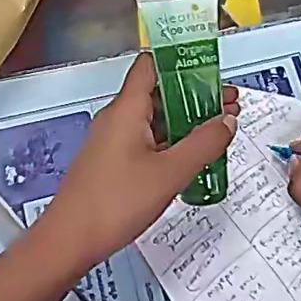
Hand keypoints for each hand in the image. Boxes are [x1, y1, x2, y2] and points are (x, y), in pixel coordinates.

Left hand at [32, 54, 239, 272]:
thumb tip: (227, 120)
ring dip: (186, 121)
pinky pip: (147, 140)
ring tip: (219, 129)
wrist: (71, 239)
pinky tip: (193, 156)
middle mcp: (118, 118)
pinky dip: (172, 142)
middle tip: (229, 105)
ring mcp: (113, 140)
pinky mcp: (113, 162)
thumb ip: (203, 144)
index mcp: (127, 109)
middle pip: (158, 92)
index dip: (183, 61)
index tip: (214, 70)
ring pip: (155, 119)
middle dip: (195, 95)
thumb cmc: (115, 202)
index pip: (152, 65)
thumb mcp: (170, 173)